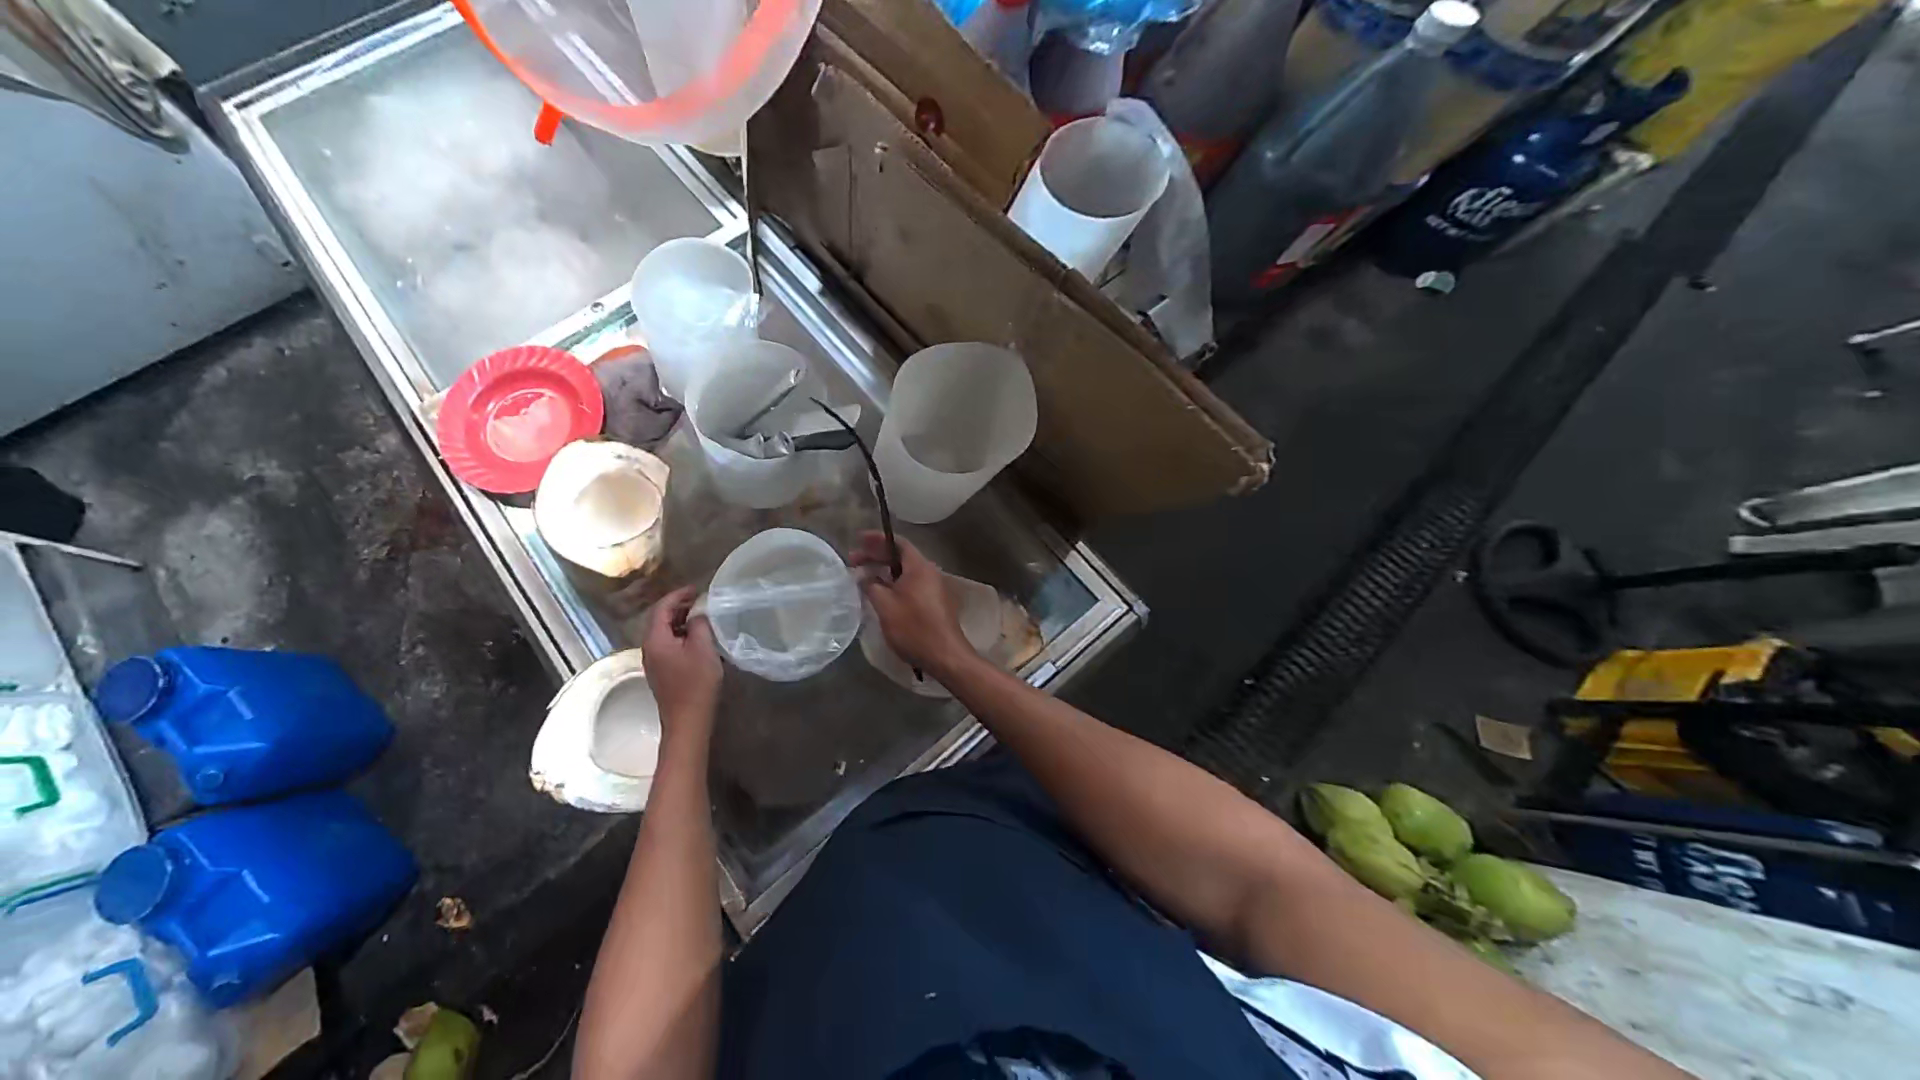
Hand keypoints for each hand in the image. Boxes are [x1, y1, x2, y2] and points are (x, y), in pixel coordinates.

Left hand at [642, 586, 720, 736]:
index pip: (661, 608)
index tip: (697, 588)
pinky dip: (682, 635)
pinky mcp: (663, 672)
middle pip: (660, 620)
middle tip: (701, 600)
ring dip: (681, 622)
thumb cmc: (696, 682)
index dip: (678, 595)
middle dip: (679, 607)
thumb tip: (698, 614)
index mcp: (655, 639)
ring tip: (702, 616)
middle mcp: (649, 648)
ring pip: (665, 633)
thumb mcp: (703, 648)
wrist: (687, 720)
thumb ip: (699, 624)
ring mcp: (654, 662)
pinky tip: (698, 638)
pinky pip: (669, 645)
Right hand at [850, 532, 975, 676]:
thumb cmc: (913, 628)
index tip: (858, 540)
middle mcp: (930, 572)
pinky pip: (912, 585)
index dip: (877, 539)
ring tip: (863, 577)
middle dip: (877, 556)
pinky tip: (880, 594)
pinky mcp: (935, 603)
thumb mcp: (885, 605)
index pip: (898, 543)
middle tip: (854, 560)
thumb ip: (871, 586)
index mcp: (919, 567)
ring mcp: (935, 588)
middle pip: (901, 557)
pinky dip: (895, 584)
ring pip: (906, 572)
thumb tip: (864, 576)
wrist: (945, 655)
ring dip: (884, 572)